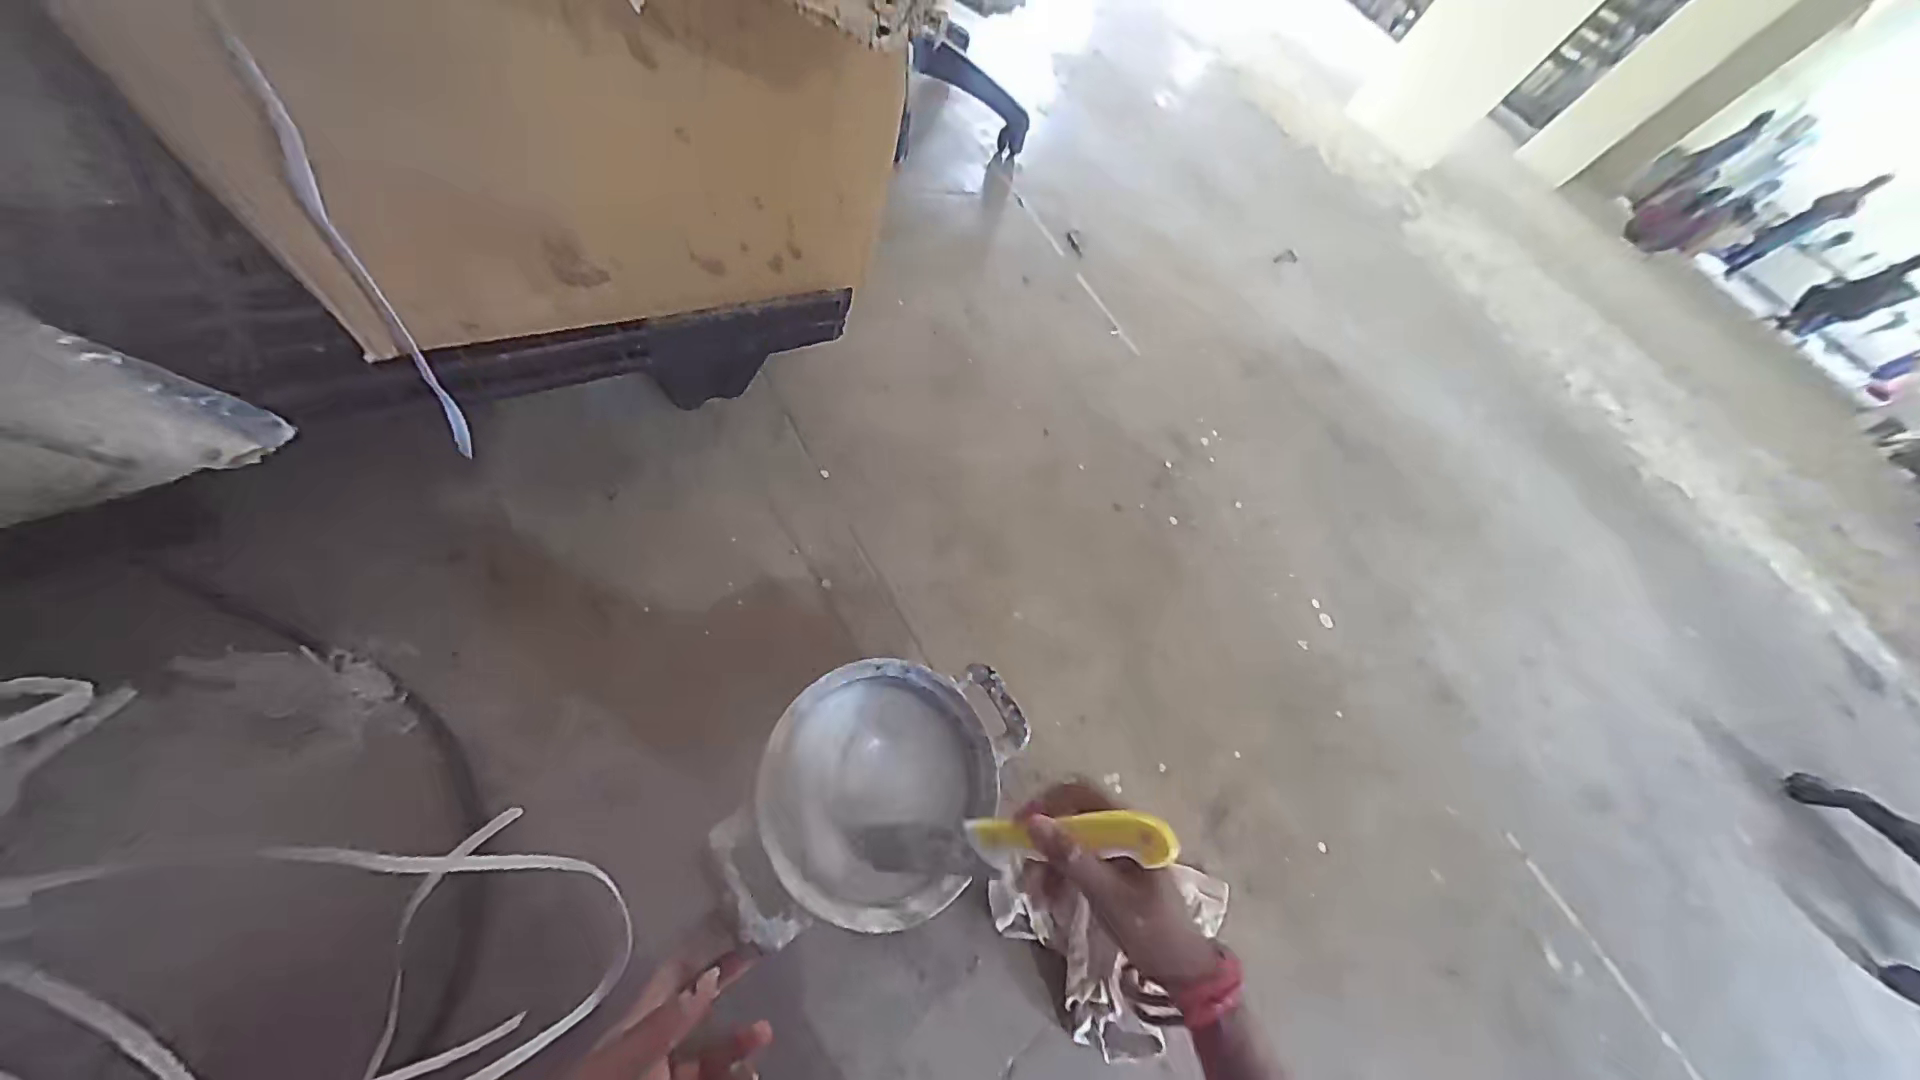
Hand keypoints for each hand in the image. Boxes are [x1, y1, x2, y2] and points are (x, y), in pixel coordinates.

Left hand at [571, 941, 771, 1079]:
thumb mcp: (618, 1065)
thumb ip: (663, 1025)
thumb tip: (709, 978)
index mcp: (637, 1028)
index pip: (677, 975)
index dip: (707, 949)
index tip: (743, 927)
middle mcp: (653, 1052)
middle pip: (700, 1016)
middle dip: (730, 997)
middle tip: (762, 981)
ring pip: (710, 1060)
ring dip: (738, 1051)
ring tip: (758, 1048)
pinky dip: (734, 1078)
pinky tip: (749, 1077)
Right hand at [1017, 780, 1218, 986]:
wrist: (1183, 971)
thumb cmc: (1152, 930)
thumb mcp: (1108, 895)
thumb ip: (1072, 858)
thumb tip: (1034, 822)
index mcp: (1129, 825)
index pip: (1080, 794)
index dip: (1047, 803)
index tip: (1020, 826)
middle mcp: (1120, 829)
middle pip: (1070, 818)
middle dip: (1044, 843)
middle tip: (1025, 872)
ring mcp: (1114, 849)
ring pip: (1069, 841)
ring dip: (1047, 864)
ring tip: (1036, 895)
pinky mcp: (1109, 868)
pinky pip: (1075, 861)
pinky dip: (1058, 876)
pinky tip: (1050, 899)